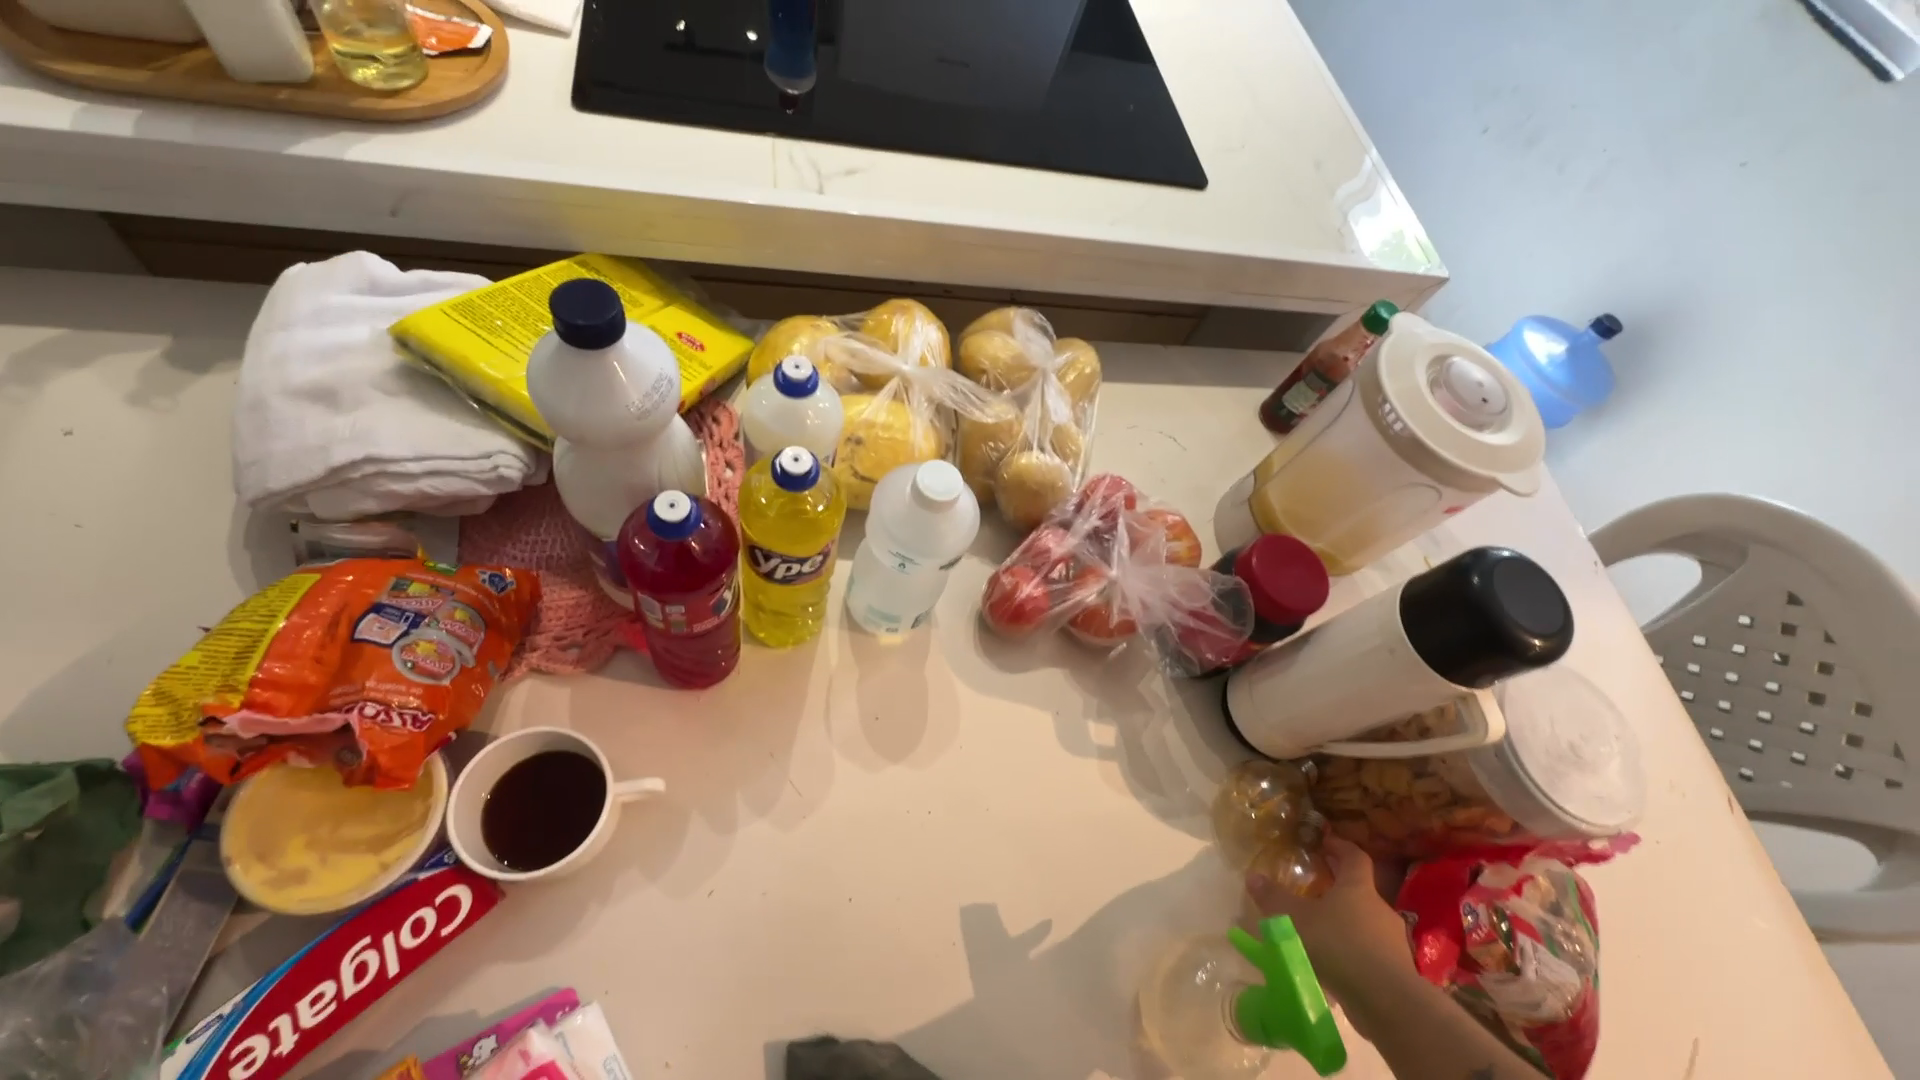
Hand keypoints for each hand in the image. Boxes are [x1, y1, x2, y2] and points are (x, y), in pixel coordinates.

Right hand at [1245, 837, 1411, 999]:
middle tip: (1315, 891)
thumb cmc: (1338, 945)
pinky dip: (1354, 953)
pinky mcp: (1397, 970)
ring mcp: (1393, 940)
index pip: (1355, 857)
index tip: (1326, 842)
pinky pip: (1371, 953)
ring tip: (1322, 934)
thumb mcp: (1295, 919)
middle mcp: (1380, 909)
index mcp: (1358, 888)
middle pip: (1360, 891)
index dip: (1340, 846)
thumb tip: (1253, 876)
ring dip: (1346, 925)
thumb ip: (1274, 898)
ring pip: (1366, 924)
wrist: (1386, 1000)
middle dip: (1339, 889)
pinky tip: (1336, 966)